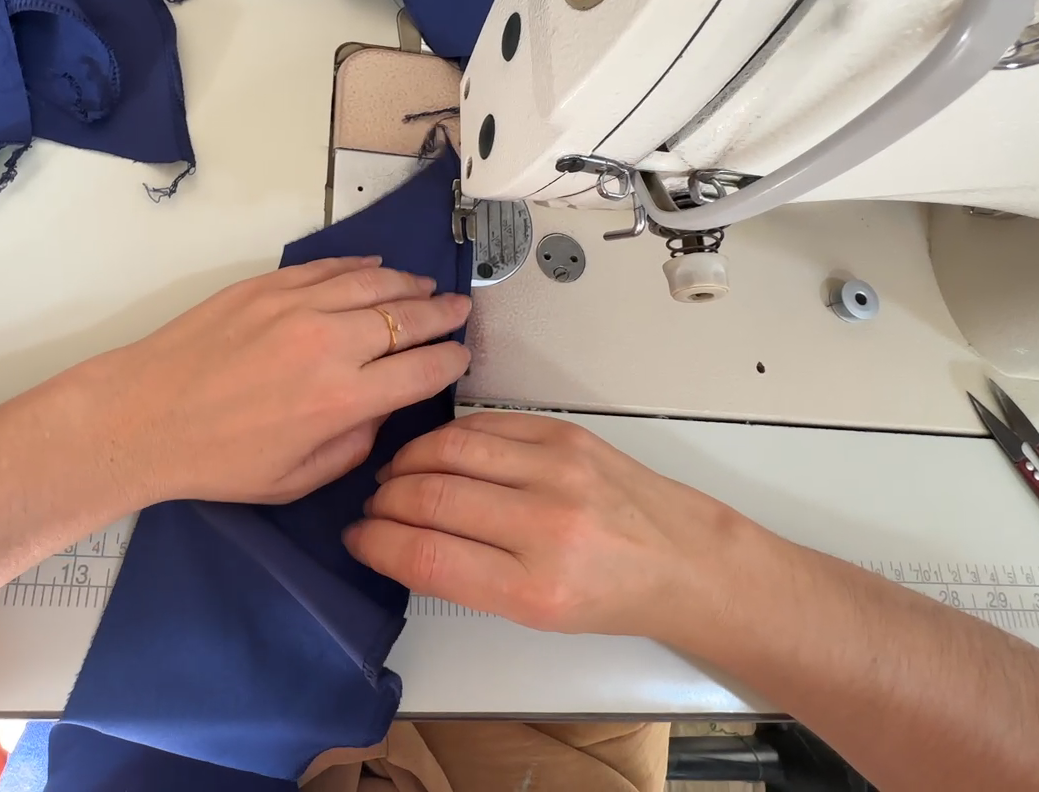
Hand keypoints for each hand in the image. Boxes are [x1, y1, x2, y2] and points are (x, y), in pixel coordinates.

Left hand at [41, 257, 470, 507]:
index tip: (461, 354)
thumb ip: (354, 444)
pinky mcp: (268, 284)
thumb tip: (382, 408)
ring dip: (409, 285)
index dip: (451, 360)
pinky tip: (377, 267)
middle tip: (461, 310)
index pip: (422, 370)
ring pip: (374, 283)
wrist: (142, 416)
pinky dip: (361, 266)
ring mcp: (298, 305)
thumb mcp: (296, 480)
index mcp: (342, 400)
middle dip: (444, 314)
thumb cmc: (218, 461)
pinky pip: (329, 267)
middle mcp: (331, 343)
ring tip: (426, 287)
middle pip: (408, 318)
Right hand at [345, 412, 751, 638]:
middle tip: (373, 507)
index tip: (357, 538)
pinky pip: (481, 426)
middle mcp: (545, 524)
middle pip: (431, 497)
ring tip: (395, 476)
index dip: (376, 543)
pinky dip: (445, 439)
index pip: (428, 556)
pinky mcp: (562, 432)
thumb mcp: (534, 612)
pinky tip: (434, 454)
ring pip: (449, 449)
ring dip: (406, 462)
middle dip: (385, 501)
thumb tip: (395, 540)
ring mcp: (555, 468)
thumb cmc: (605, 597)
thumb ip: (463, 576)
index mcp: (536, 588)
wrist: (681, 557)